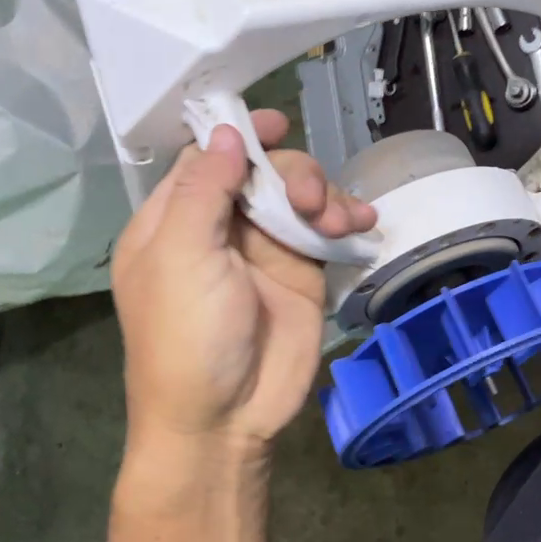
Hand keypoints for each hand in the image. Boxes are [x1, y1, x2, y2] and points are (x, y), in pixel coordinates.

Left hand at [111, 110, 377, 457]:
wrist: (226, 417)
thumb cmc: (187, 336)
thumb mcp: (182, 258)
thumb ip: (204, 191)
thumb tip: (226, 134)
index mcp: (176, 220)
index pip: (208, 159)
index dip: (239, 135)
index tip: (274, 124)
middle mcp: (222, 227)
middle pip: (264, 171)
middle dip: (293, 174)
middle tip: (310, 202)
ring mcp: (266, 250)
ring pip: (301, 196)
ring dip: (327, 196)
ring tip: (342, 222)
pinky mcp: (304, 273)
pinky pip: (328, 230)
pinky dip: (348, 220)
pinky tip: (364, 224)